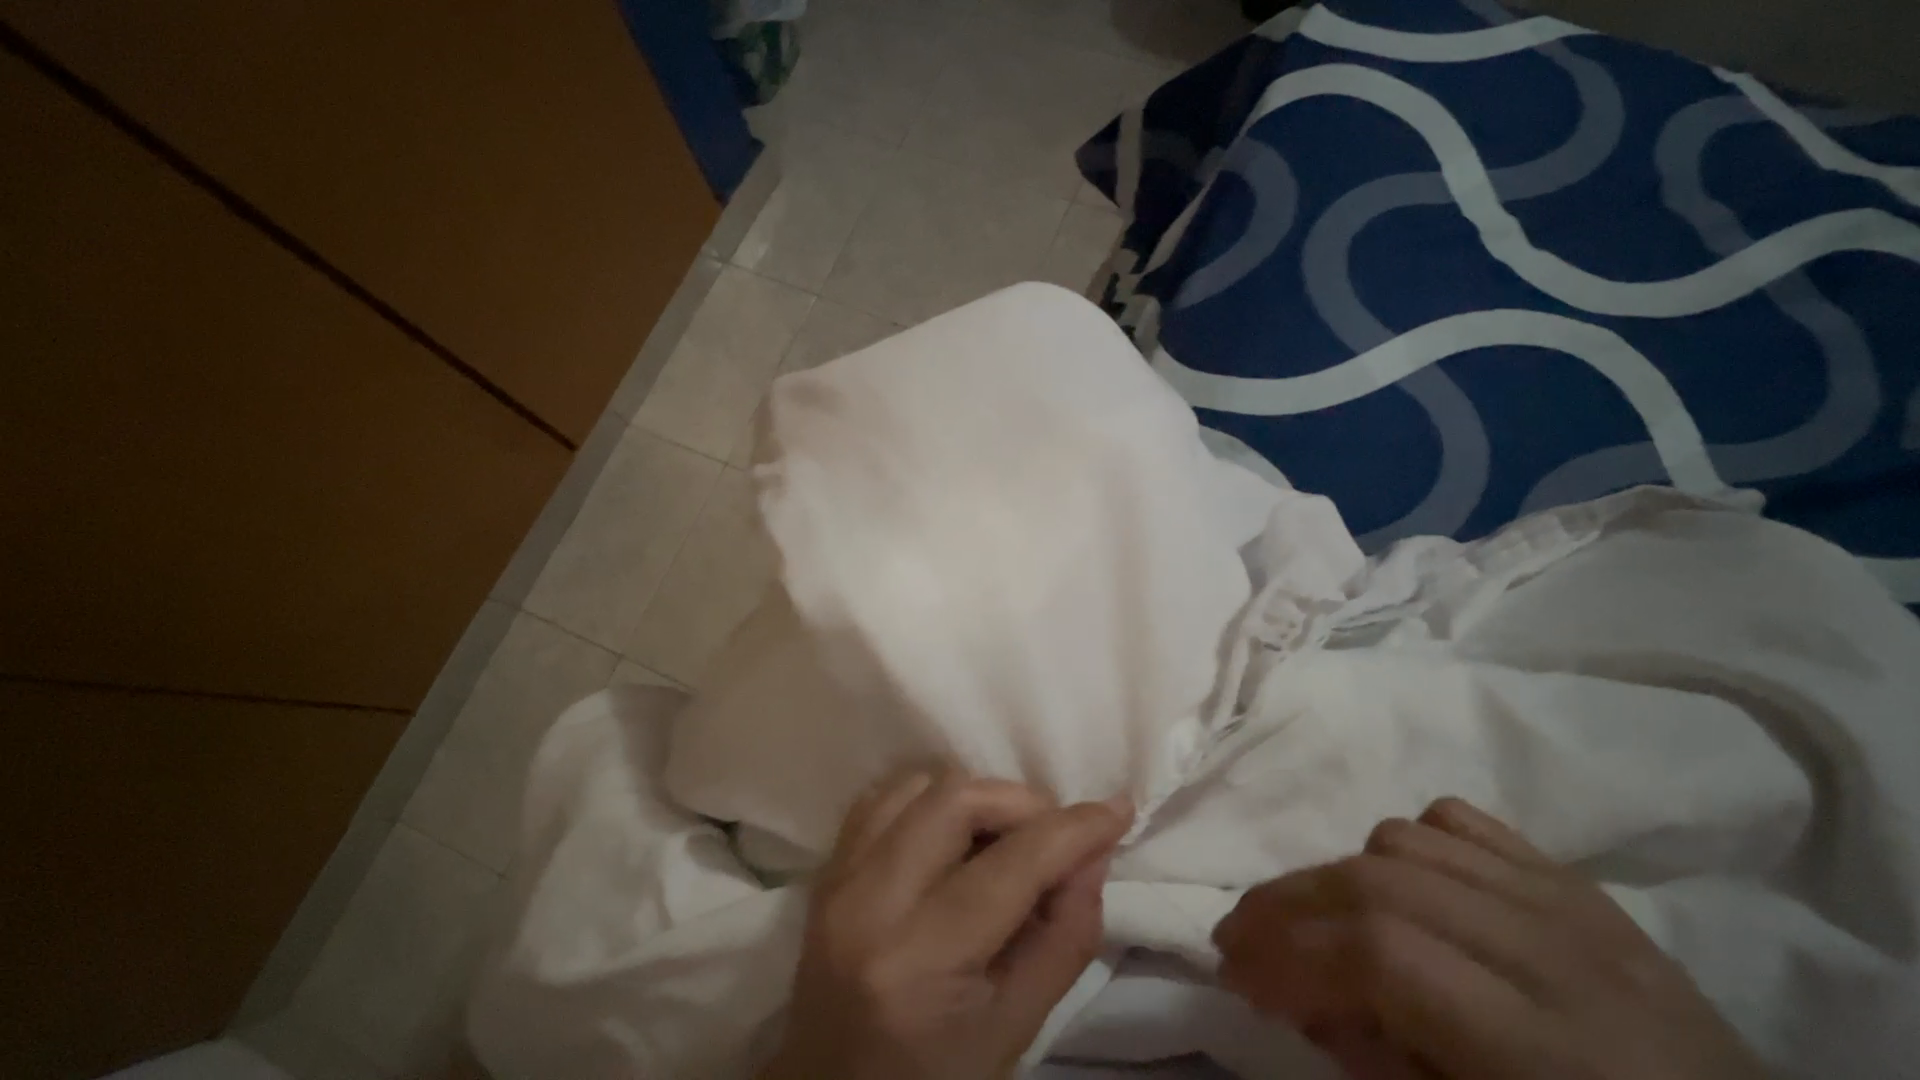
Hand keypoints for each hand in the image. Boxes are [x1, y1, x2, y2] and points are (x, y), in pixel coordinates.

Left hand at [760, 767, 1132, 1079]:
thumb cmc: (937, 1075)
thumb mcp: (1020, 1025)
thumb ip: (1066, 934)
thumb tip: (1093, 850)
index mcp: (919, 961)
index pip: (1010, 864)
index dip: (1073, 828)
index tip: (1117, 811)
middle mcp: (867, 903)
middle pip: (955, 799)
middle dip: (1022, 804)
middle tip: (1053, 838)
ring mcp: (837, 879)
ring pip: (916, 784)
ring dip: (974, 797)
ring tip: (1002, 840)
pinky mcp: (826, 868)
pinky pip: (882, 798)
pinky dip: (928, 801)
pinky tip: (953, 836)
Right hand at [1213, 798, 1769, 1079]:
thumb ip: (1378, 1065)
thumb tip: (1291, 993)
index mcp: (1544, 1046)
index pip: (1381, 951)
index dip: (1290, 953)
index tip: (1234, 970)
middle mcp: (1559, 953)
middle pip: (1383, 879)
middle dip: (1288, 902)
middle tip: (1240, 936)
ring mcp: (1574, 905)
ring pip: (1411, 838)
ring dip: (1338, 873)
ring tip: (1317, 920)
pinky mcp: (1579, 882)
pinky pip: (1466, 822)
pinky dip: (1409, 842)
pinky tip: (1396, 886)